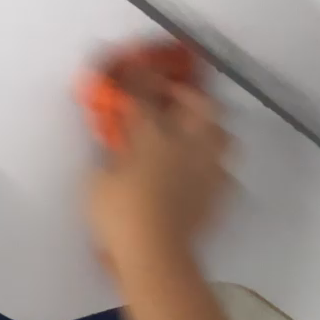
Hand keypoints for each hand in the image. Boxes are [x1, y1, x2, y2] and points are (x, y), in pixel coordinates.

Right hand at [86, 77, 231, 277]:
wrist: (156, 256)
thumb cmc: (119, 217)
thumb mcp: (96, 182)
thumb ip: (109, 158)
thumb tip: (116, 147)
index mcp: (153, 137)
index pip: (144, 97)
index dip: (138, 78)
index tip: (132, 64)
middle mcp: (187, 144)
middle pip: (199, 105)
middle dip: (186, 95)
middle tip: (172, 96)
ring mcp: (208, 169)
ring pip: (221, 135)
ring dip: (208, 128)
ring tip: (194, 134)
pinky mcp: (219, 195)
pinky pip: (223, 171)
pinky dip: (211, 167)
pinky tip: (200, 173)